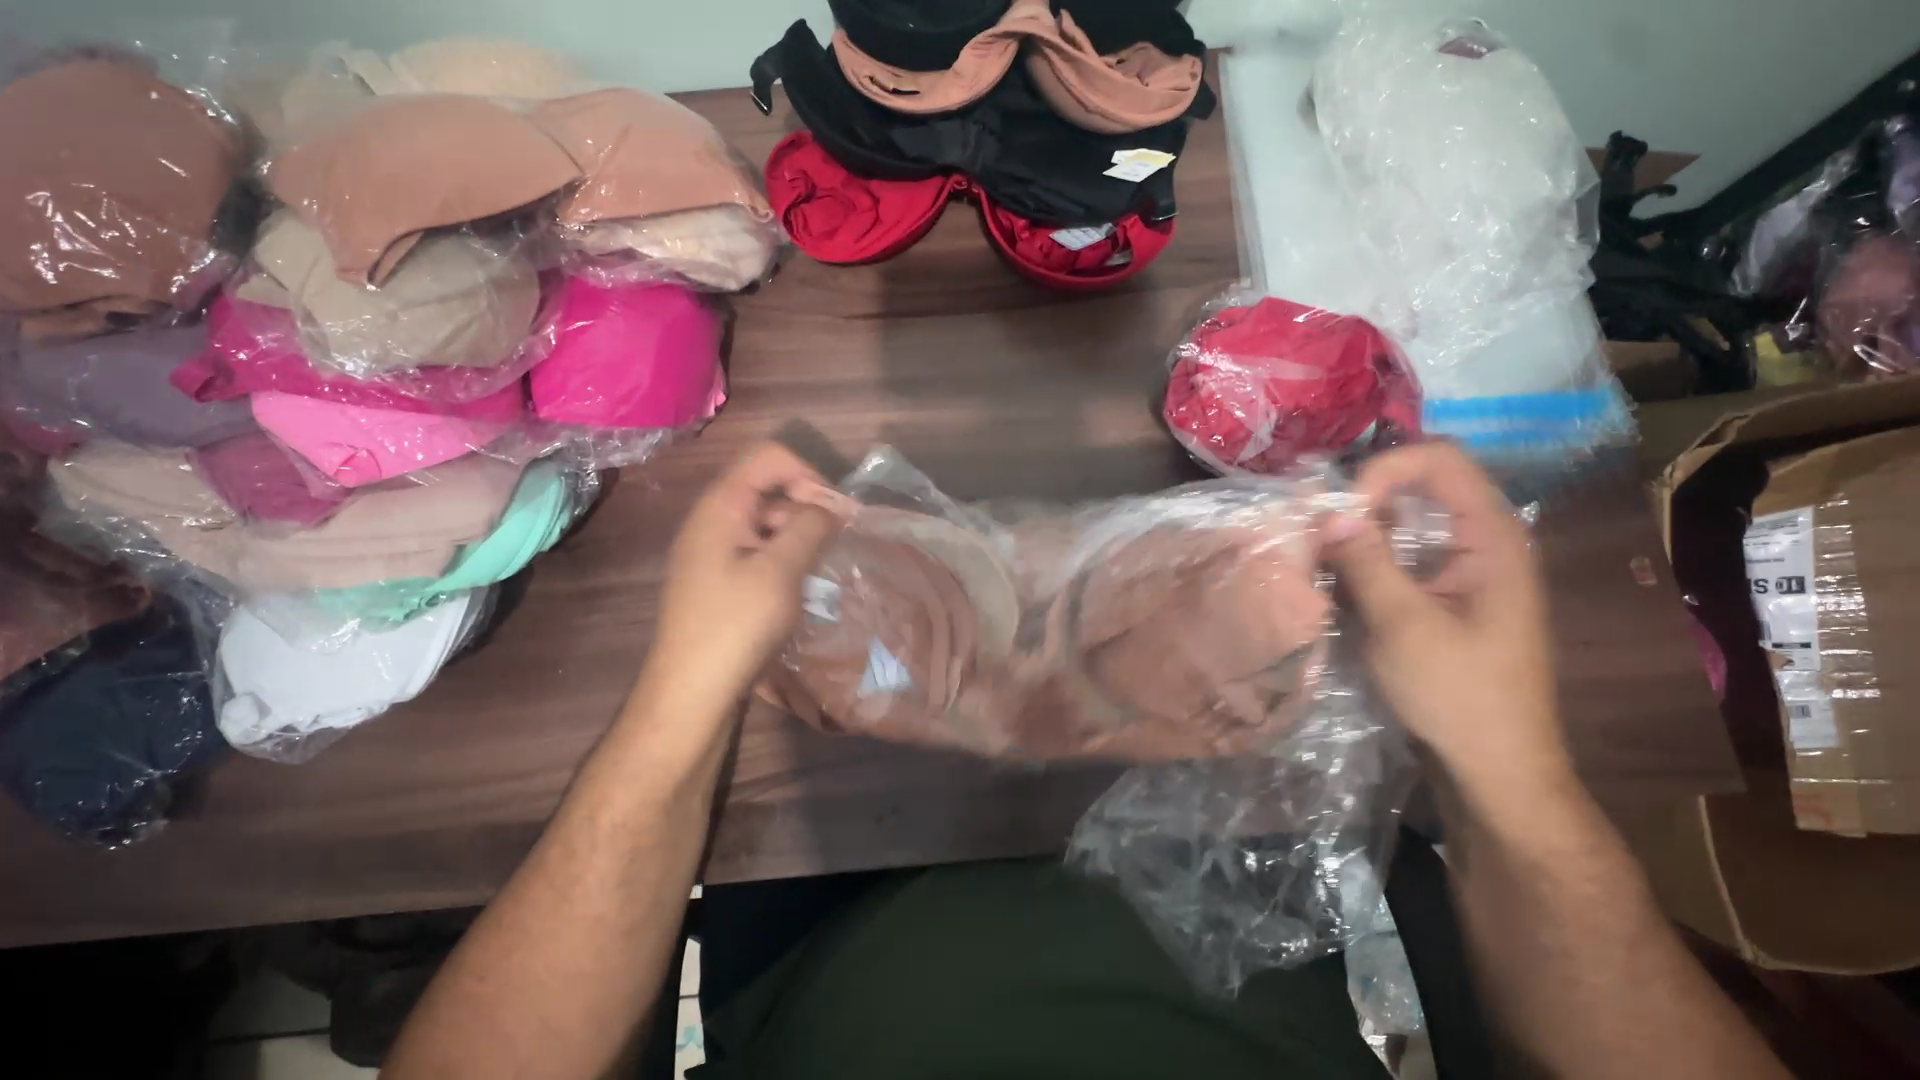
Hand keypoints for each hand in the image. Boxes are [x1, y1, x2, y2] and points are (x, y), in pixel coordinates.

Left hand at [637, 443, 842, 717]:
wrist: (692, 692)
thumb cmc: (736, 625)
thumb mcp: (781, 570)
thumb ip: (810, 526)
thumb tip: (831, 506)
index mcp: (721, 506)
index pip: (770, 458)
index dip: (809, 475)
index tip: (838, 513)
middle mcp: (713, 520)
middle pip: (768, 487)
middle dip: (808, 505)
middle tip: (840, 542)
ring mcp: (714, 552)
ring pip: (767, 522)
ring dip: (800, 535)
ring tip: (825, 567)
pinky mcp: (720, 581)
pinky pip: (759, 551)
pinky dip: (785, 558)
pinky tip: (802, 586)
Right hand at [1326, 442, 1571, 791]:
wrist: (1495, 766)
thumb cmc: (1459, 693)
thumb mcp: (1403, 624)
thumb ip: (1365, 561)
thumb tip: (1325, 513)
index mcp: (1492, 536)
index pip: (1439, 459)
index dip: (1385, 470)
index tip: (1340, 512)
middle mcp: (1482, 541)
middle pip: (1419, 486)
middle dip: (1362, 503)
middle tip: (1316, 535)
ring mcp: (1465, 569)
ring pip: (1405, 523)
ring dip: (1359, 535)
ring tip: (1319, 563)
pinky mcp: (1446, 596)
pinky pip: (1403, 557)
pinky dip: (1367, 563)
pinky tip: (1338, 590)